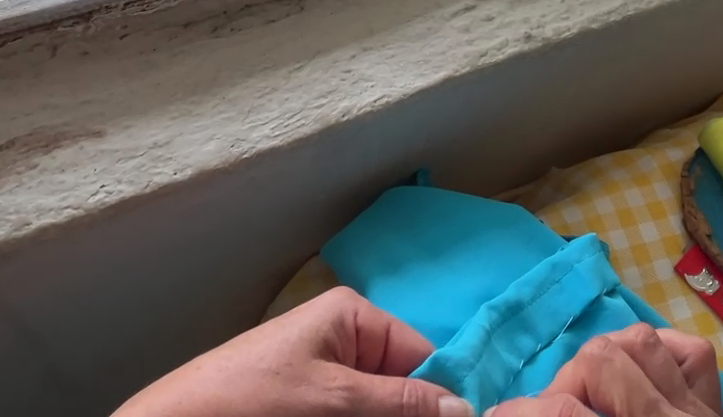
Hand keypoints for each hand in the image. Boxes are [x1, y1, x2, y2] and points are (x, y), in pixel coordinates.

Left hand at [113, 287, 471, 416]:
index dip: (442, 394)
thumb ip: (400, 402)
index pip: (422, 352)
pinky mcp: (310, 401)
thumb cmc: (256, 400)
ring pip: (378, 405)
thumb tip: (466, 408)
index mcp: (354, 315)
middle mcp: (345, 336)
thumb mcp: (334, 400)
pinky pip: (353, 411)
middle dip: (411, 412)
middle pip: (401, 383)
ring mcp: (326, 372)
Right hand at [487, 325, 720, 416]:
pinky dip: (663, 354)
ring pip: (642, 342)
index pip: (566, 414)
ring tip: (592, 393)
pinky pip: (691, 354)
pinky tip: (641, 377)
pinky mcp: (715, 412)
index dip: (521, 413)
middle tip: (552, 412)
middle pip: (601, 361)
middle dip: (564, 383)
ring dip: (608, 359)